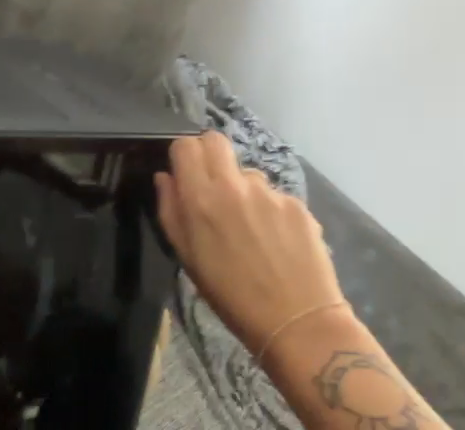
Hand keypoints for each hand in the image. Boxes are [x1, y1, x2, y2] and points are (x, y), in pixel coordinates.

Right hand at [154, 131, 344, 353]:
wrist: (298, 324)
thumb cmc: (232, 298)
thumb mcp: (188, 258)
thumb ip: (171, 210)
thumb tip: (166, 177)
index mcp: (200, 199)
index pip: (185, 146)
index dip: (183, 156)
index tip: (186, 174)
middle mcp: (233, 186)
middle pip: (215, 140)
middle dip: (210, 154)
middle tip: (214, 186)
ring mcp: (269, 192)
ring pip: (248, 173)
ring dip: (244, 191)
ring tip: (253, 230)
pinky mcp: (296, 204)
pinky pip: (275, 196)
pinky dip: (271, 211)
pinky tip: (278, 242)